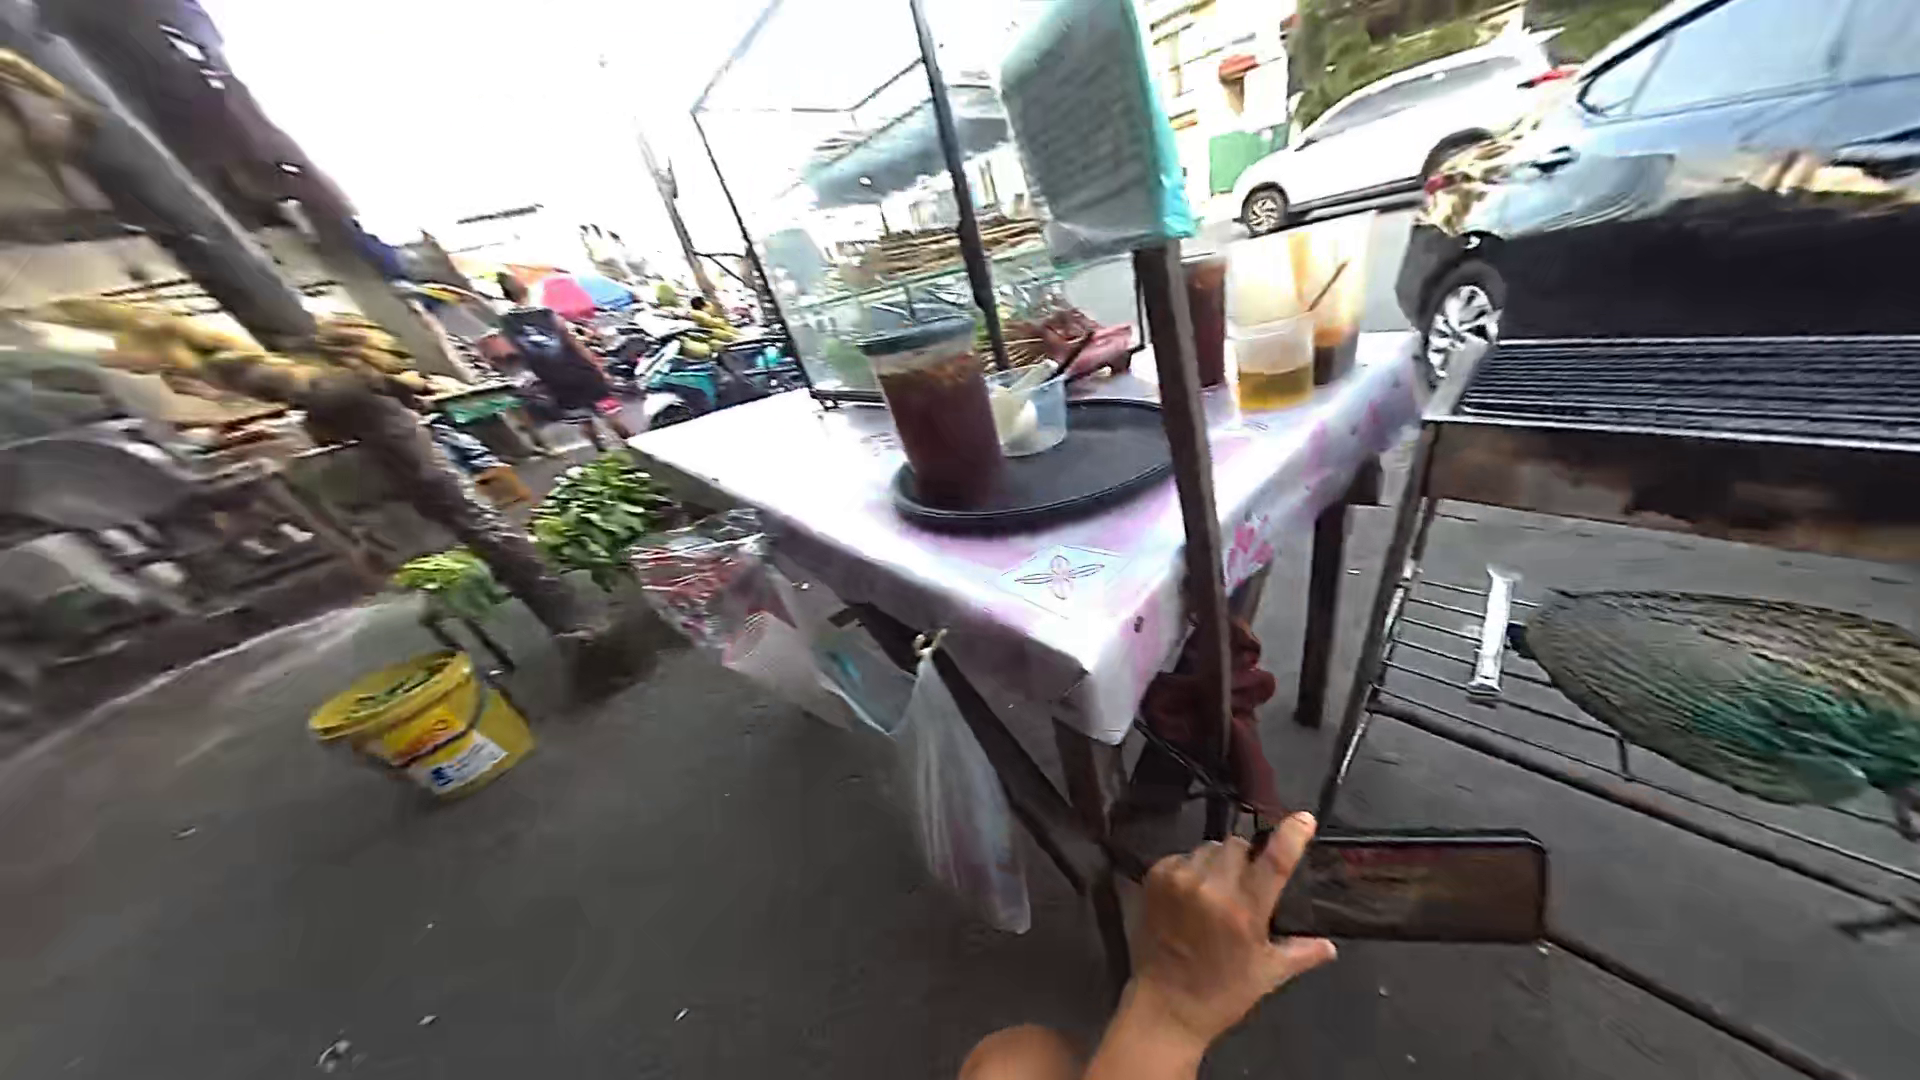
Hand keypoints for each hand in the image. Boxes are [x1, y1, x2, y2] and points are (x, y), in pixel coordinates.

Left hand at [1128, 813, 1337, 1048]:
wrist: (1167, 1002)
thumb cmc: (1223, 991)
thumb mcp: (1267, 974)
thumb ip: (1300, 952)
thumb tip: (1330, 944)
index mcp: (1244, 911)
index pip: (1273, 862)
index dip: (1290, 836)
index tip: (1303, 817)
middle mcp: (1210, 887)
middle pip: (1236, 845)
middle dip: (1245, 858)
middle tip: (1245, 883)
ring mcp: (1179, 877)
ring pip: (1208, 847)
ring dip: (1217, 862)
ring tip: (1215, 891)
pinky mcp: (1155, 875)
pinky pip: (1182, 855)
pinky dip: (1191, 868)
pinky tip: (1191, 894)